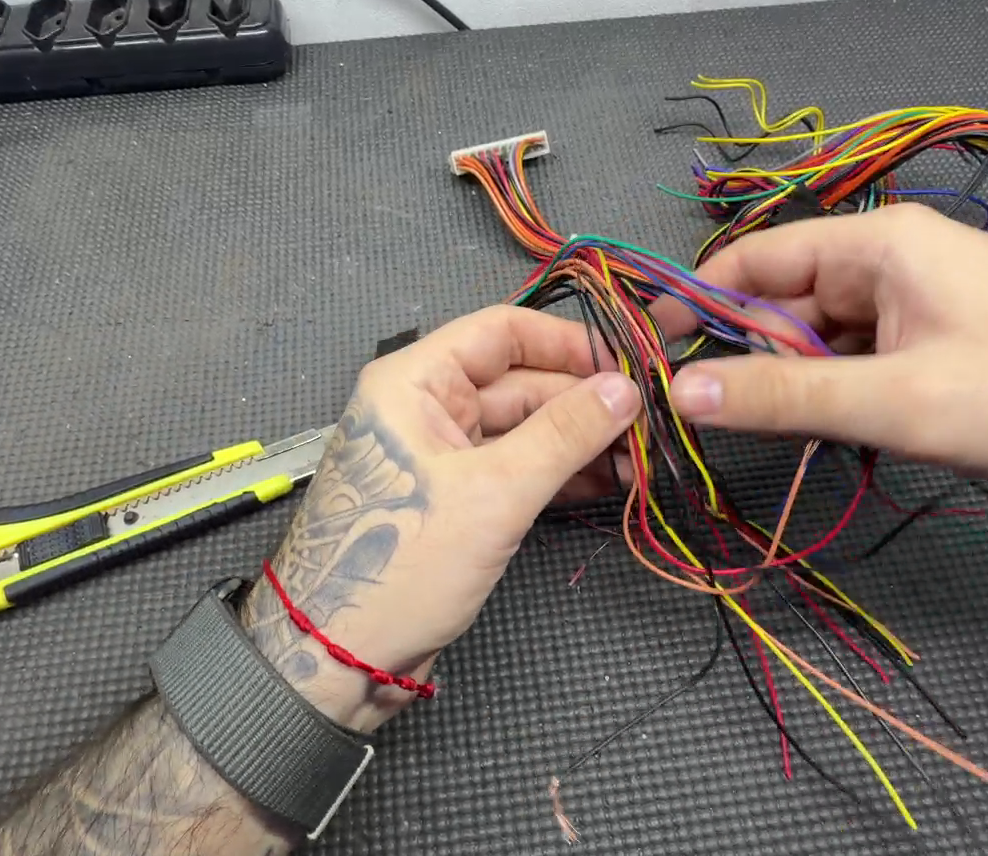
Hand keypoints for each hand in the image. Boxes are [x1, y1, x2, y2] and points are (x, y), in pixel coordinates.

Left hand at [241, 305, 640, 731]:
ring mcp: (443, 451)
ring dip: (579, 441)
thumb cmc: (400, 563)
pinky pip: (516, 465)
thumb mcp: (492, 493)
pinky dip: (558, 472)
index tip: (626, 365)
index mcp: (415, 380)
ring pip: (523, 426)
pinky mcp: (457, 493)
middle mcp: (427, 404)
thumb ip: (562, 436)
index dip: (568, 342)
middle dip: (584, 402)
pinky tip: (607, 483)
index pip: (501, 331)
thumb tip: (624, 390)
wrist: (340, 657)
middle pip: (520, 381)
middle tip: (647, 425)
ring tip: (639, 460)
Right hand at [660, 204, 987, 535]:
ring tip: (780, 430)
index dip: (694, 299)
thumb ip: (781, 396)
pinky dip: (834, 388)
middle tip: (712, 414)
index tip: (650, 348)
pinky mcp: (936, 337)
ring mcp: (916, 299)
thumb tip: (678, 393)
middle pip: (782, 299)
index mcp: (875, 242)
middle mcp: (889, 258)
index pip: (752, 258)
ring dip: (793, 378)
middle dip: (746, 352)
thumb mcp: (898, 400)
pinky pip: (857, 354)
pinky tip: (835, 427)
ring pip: (818, 334)